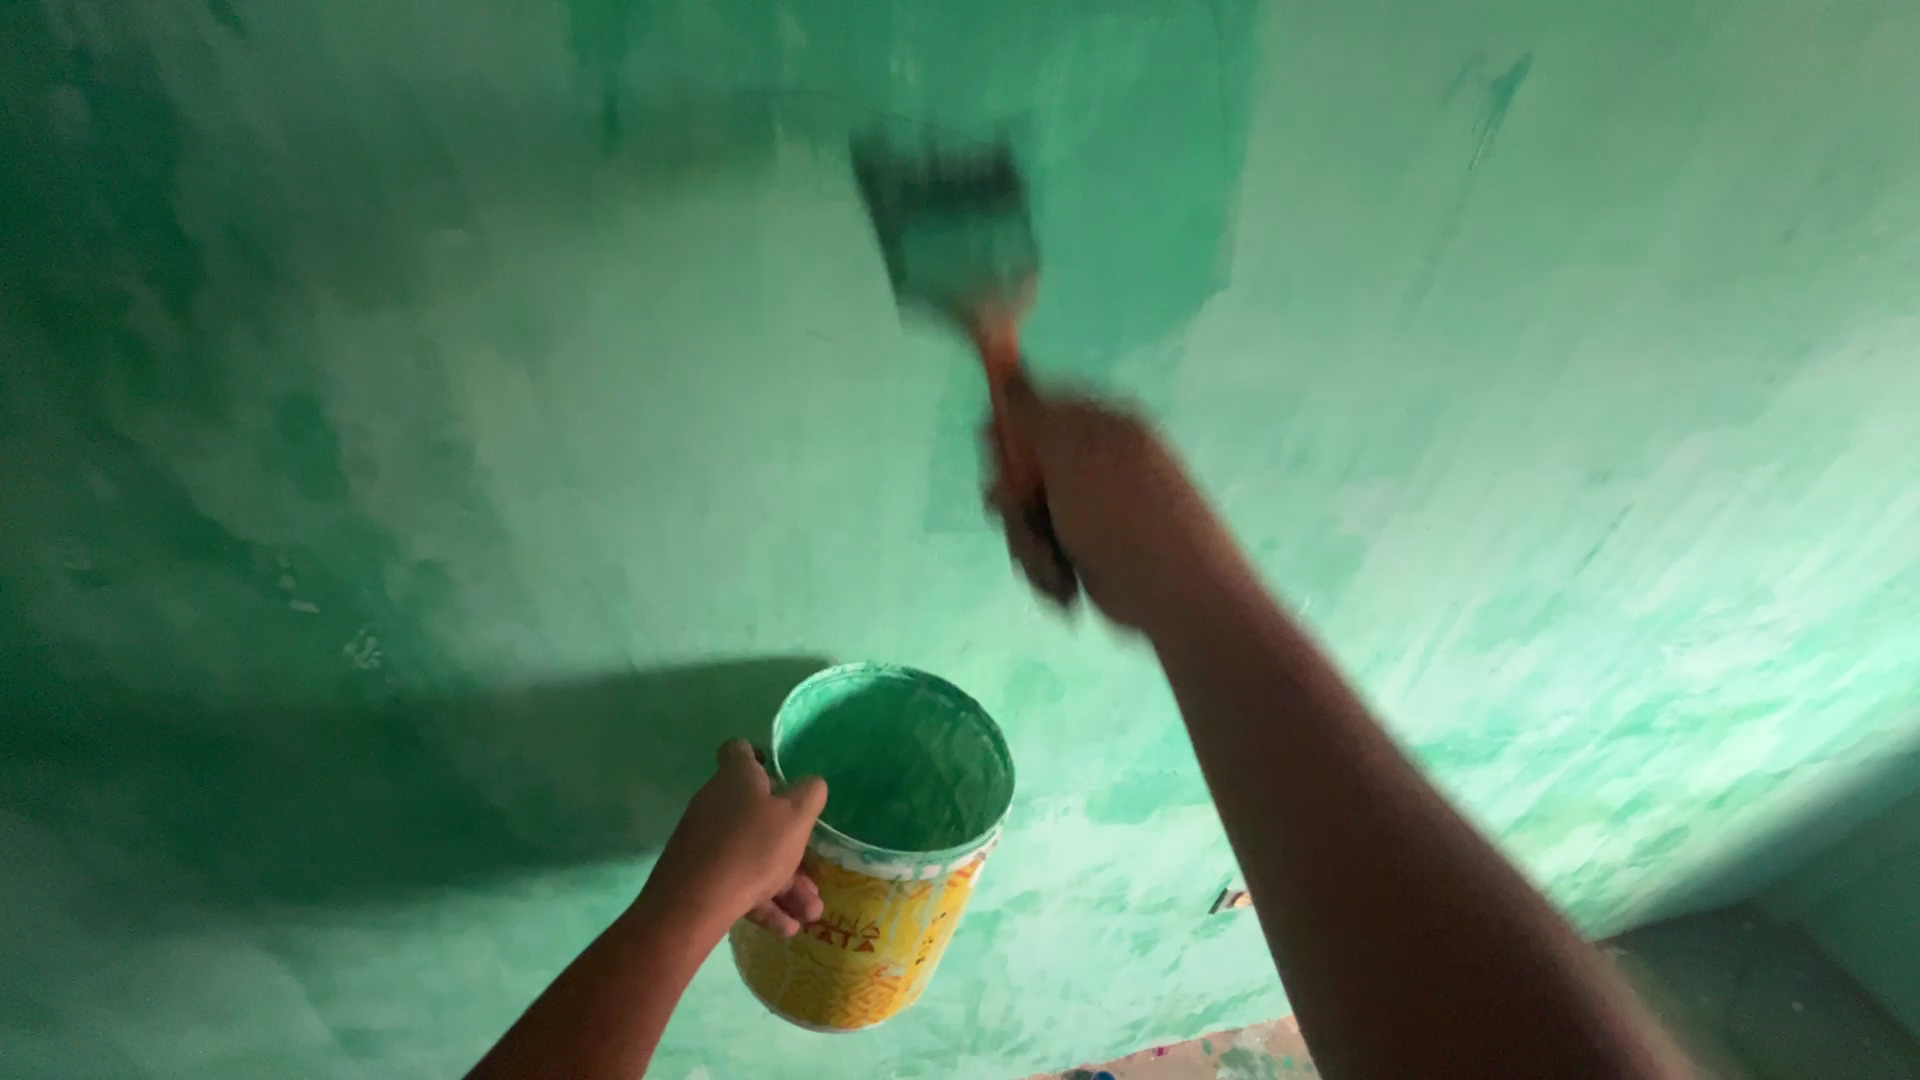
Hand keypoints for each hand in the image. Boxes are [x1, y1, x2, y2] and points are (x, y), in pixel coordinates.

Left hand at [641, 740, 827, 937]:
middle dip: (789, 841)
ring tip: (810, 912)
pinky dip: (761, 900)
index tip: (778, 775)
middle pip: (756, 812)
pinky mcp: (697, 875)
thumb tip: (811, 784)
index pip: (739, 750)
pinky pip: (737, 881)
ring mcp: (704, 840)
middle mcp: (717, 803)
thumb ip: (810, 794)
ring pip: (752, 853)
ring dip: (784, 881)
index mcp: (737, 778)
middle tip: (813, 866)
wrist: (691, 906)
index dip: (758, 756)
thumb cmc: (752, 848)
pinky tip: (786, 928)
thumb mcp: (796, 816)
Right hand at [987, 378, 1249, 630]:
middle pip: (1023, 469)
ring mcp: (1092, 510)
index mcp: (1102, 427)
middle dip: (1014, 502)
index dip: (1010, 428)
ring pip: (1027, 517)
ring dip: (1029, 545)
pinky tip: (1066, 584)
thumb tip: (1008, 369)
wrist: (1173, 592)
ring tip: (1055, 565)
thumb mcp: (1070, 452)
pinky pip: (1044, 550)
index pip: (1040, 408)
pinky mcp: (1088, 551)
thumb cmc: (1120, 516)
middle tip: (1024, 515)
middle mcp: (1096, 465)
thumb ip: (1033, 412)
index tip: (992, 449)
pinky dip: (1048, 569)